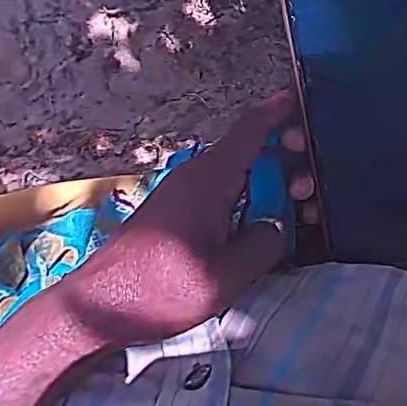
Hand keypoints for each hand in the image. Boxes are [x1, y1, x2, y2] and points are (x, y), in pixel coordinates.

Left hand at [53, 92, 296, 347]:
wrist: (99, 306)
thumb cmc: (158, 290)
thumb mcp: (225, 277)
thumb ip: (264, 245)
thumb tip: (278, 227)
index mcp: (208, 180)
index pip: (249, 131)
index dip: (277, 112)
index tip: (298, 100)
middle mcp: (195, 176)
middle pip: (249, 153)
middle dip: (284, 164)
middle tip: (307, 191)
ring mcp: (183, 192)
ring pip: (236, 175)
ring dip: (267, 188)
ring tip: (291, 214)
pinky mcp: (176, 211)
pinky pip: (220, 194)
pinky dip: (245, 202)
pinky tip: (257, 228)